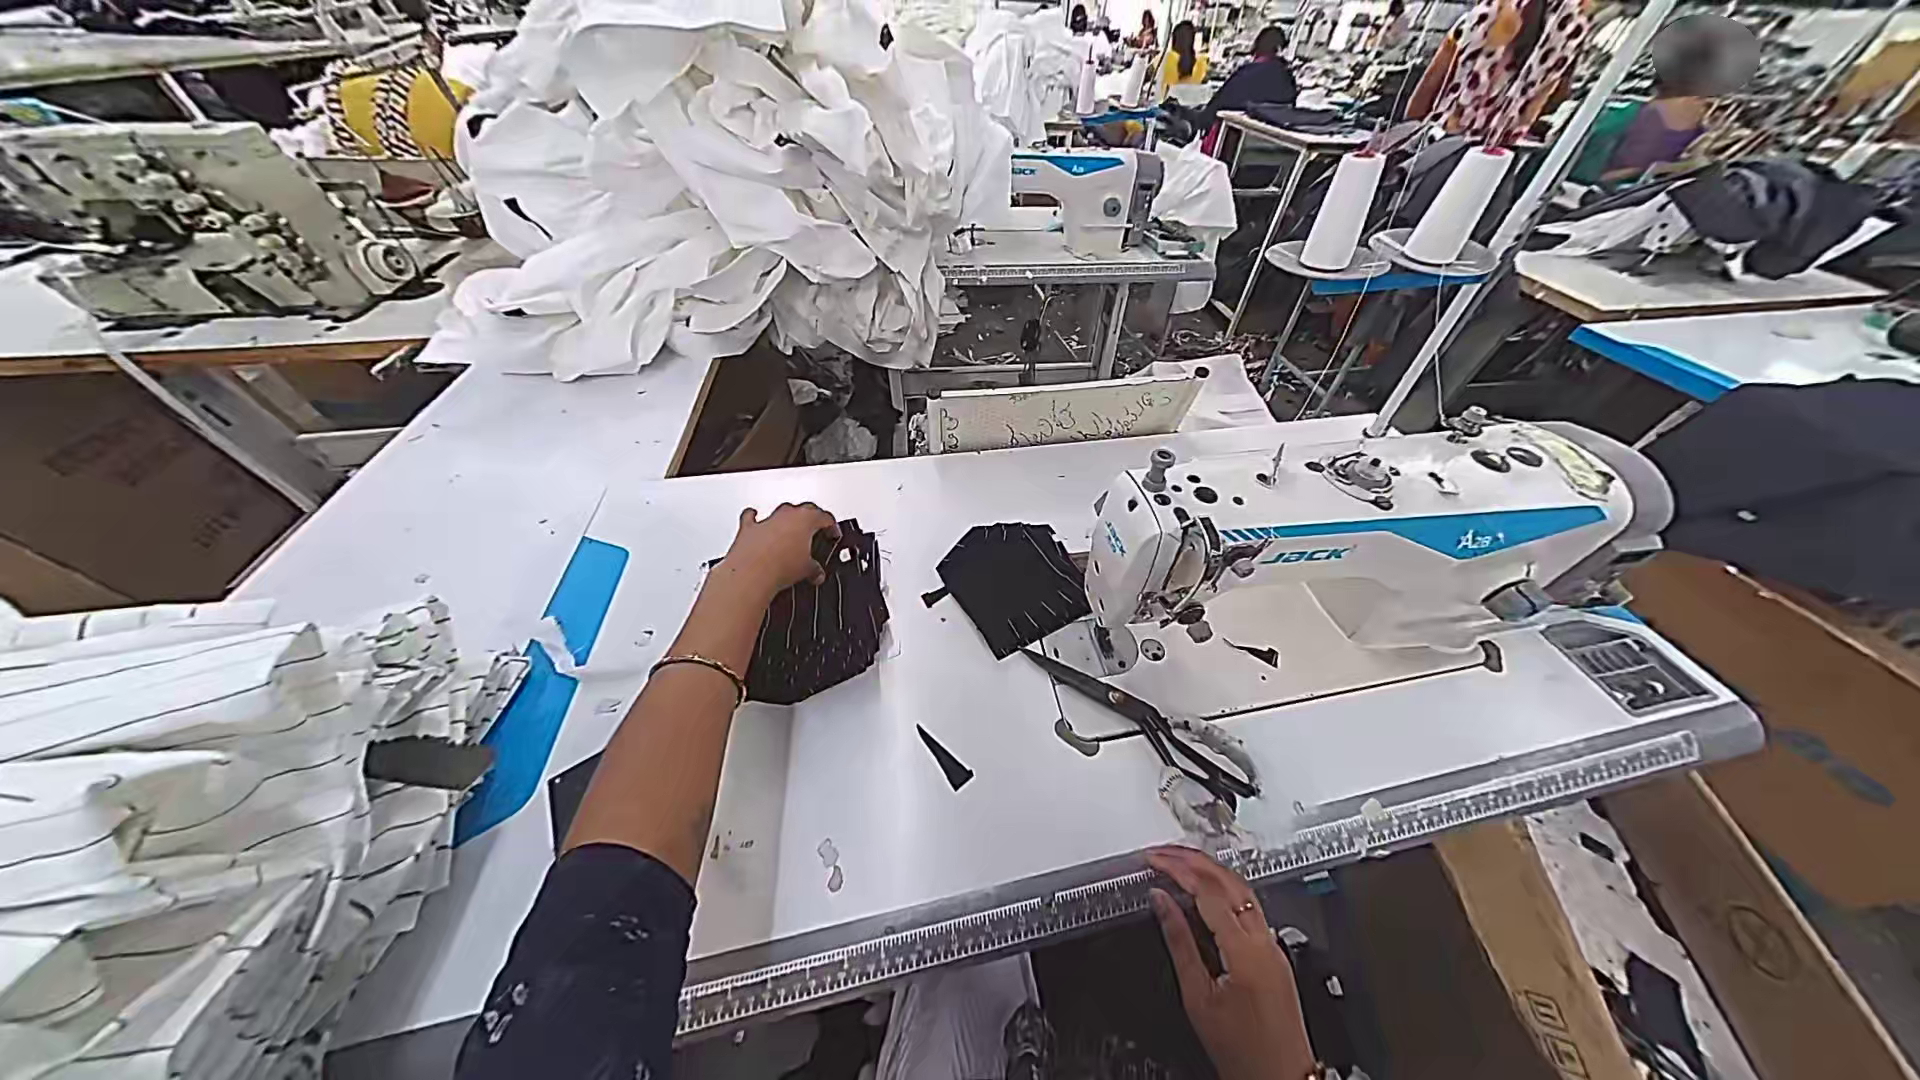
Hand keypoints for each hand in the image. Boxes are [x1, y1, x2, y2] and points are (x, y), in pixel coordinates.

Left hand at [716, 504, 839, 598]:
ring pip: (779, 513)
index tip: (833, 533)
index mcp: (807, 519)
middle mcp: (787, 515)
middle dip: (810, 520)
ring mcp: (767, 520)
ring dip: (785, 522)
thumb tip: (816, 573)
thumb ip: (815, 569)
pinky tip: (756, 522)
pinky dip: (754, 519)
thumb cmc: (780, 566)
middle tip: (814, 532)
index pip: (825, 517)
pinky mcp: (748, 529)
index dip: (831, 526)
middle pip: (803, 510)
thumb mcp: (807, 570)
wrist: (751, 573)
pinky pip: (751, 518)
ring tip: (789, 535)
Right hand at [1147, 846, 1315, 1079]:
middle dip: (1191, 859)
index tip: (1154, 860)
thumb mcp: (1198, 998)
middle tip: (1162, 853)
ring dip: (1209, 868)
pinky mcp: (1274, 952)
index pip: (1208, 890)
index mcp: (1245, 952)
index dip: (1177, 868)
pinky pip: (1249, 905)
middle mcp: (1265, 942)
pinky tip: (1204, 888)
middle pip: (1228, 880)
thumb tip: (1161, 901)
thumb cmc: (1243, 1052)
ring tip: (1179, 861)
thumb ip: (1178, 941)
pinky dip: (1222, 887)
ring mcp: (1273, 945)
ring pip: (1242, 888)